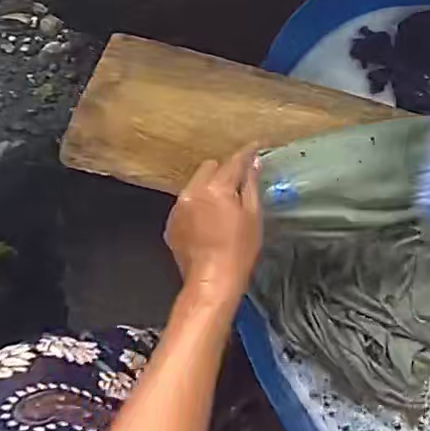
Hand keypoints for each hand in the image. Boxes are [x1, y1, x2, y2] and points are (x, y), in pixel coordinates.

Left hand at [165, 149, 261, 307]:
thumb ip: (251, 184)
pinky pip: (187, 202)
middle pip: (211, 166)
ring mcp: (179, 207)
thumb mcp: (253, 215)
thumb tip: (254, 162)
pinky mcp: (172, 223)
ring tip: (223, 206)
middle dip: (225, 171)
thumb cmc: (239, 251)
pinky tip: (209, 221)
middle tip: (239, 185)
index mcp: (216, 187)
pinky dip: (198, 204)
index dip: (248, 152)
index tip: (257, 146)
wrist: (212, 284)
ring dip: (210, 187)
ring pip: (196, 183)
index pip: (234, 160)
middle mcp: (193, 191)